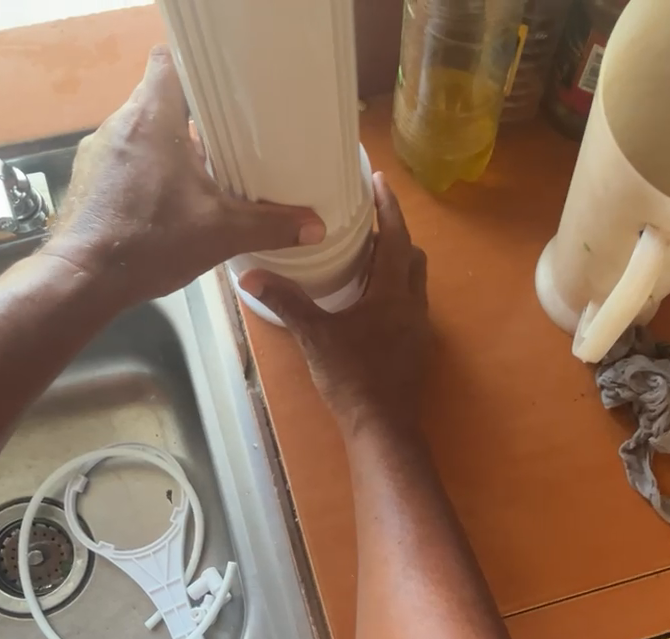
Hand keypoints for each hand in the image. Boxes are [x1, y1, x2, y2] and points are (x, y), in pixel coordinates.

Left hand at [40, 47, 323, 307]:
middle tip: (228, 140)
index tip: (224, 91)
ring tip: (203, 175)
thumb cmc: (153, 241)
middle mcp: (121, 123)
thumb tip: (316, 227)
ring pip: (143, 132)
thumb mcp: (222, 234)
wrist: (86, 277)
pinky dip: (149, 171)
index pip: (169, 60)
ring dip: (171, 147)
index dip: (197, 69)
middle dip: (193, 117)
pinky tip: (168, 203)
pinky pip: (126, 159)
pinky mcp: (90, 178)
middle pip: (160, 98)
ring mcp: (100, 151)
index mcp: (153, 117)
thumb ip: (270, 226)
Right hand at [241, 174, 429, 440]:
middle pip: (412, 256)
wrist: (383, 428)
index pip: (396, 237)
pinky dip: (393, 291)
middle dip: (394, 234)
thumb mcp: (316, 337)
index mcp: (394, 293)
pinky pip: (409, 306)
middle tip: (366, 222)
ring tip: (365, 258)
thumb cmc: (353, 378)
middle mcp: (414, 305)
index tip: (377, 179)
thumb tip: (250, 277)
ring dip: (395, 264)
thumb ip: (287, 303)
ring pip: (413, 283)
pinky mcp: (415, 349)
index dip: (388, 206)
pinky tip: (368, 303)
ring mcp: (418, 329)